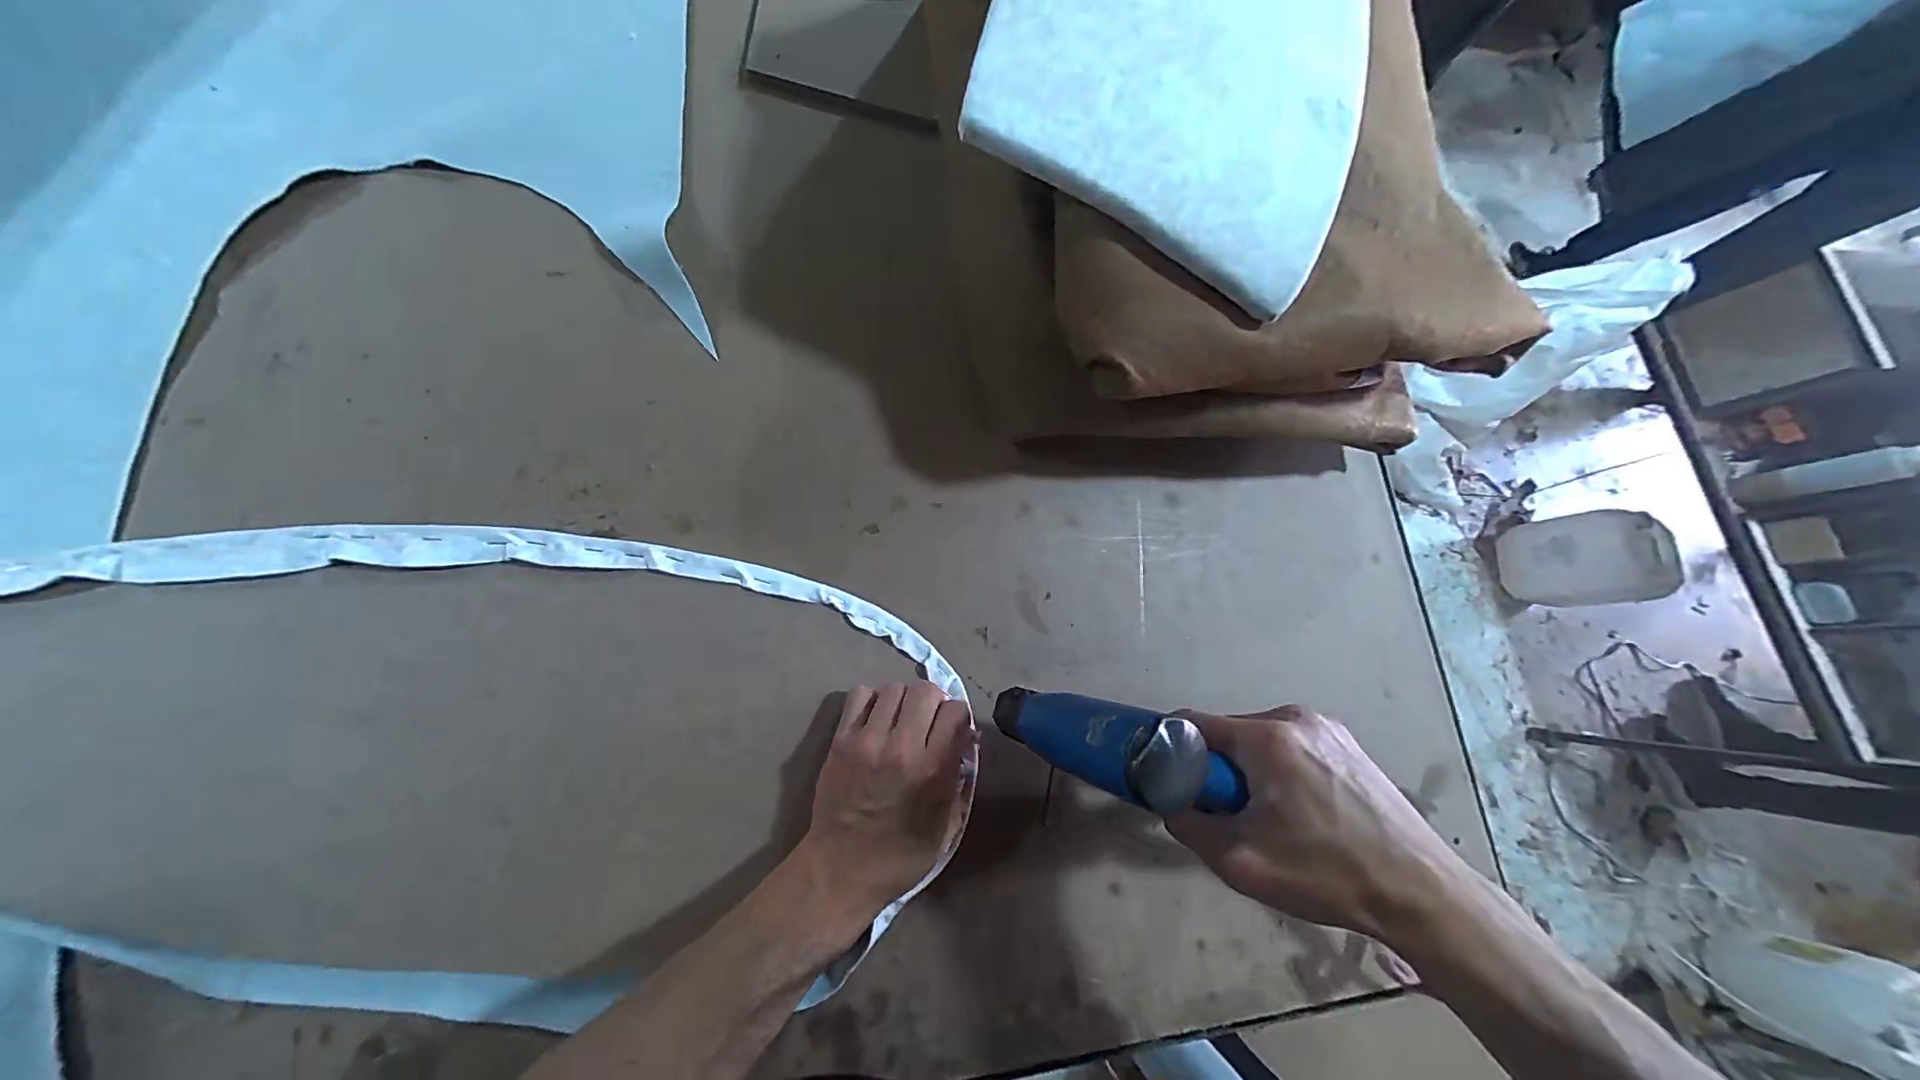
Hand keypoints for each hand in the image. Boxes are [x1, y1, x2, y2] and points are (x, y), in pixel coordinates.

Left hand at [797, 682, 973, 914]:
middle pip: (926, 691)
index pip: (956, 711)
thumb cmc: (901, 855)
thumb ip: (960, 778)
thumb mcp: (947, 825)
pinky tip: (875, 721)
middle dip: (934, 702)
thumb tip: (967, 739)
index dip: (959, 716)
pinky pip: (860, 695)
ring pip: (893, 688)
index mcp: (932, 770)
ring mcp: (867, 740)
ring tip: (900, 721)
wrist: (841, 869)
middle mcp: (901, 747)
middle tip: (928, 722)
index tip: (953, 729)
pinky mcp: (840, 739)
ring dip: (903, 700)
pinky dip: (872, 701)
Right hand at [1165, 706, 1468, 940]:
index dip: (1171, 749)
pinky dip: (1280, 772)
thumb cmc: (1326, 874)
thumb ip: (1188, 826)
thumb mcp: (1239, 862)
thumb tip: (1170, 803)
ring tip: (1269, 819)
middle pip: (1228, 733)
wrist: (1422, 895)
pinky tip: (1302, 814)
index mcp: (1266, 736)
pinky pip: (1292, 748)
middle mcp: (1295, 718)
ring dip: (1249, 772)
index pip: (1193, 723)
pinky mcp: (1350, 746)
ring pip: (1260, 742)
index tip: (1170, 781)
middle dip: (1216, 768)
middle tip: (1228, 814)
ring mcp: (1328, 729)